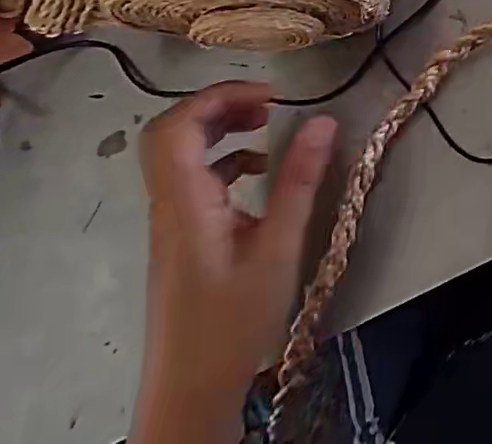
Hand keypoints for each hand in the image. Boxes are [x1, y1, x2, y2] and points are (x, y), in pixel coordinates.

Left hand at [132, 81, 337, 443]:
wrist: (189, 394)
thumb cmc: (233, 323)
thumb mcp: (278, 248)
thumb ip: (299, 181)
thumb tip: (322, 122)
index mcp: (184, 202)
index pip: (177, 126)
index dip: (219, 96)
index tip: (272, 96)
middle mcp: (168, 205)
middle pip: (173, 133)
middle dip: (220, 106)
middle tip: (268, 105)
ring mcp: (171, 222)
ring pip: (181, 155)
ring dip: (222, 131)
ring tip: (267, 127)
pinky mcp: (183, 238)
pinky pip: (195, 181)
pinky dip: (227, 162)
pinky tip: (261, 175)